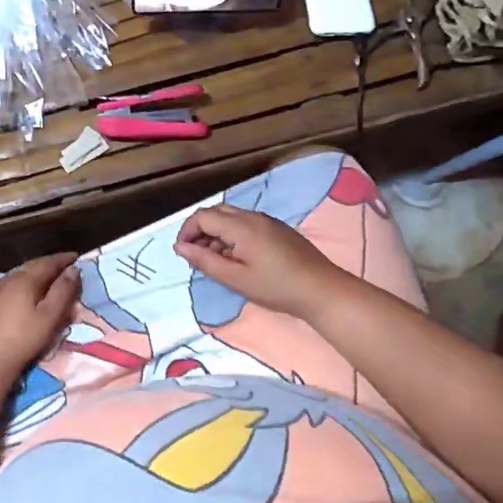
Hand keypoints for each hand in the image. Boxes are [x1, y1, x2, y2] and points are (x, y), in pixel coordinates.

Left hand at [0, 253, 80, 376]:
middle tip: (65, 265)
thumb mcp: (50, 316)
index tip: (76, 256)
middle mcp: (10, 278)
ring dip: (36, 271)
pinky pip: (11, 281)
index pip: (48, 262)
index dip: (63, 259)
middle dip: (50, 263)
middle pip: (33, 264)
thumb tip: (72, 270)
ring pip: (21, 272)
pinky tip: (24, 287)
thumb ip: (62, 291)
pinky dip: (24, 279)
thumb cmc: (25, 338)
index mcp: (25, 279)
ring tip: (49, 276)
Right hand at [173, 204, 353, 320]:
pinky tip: (238, 256)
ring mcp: (267, 220)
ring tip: (216, 259)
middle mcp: (253, 216)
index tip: (184, 253)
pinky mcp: (277, 228)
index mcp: (241, 226)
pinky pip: (246, 222)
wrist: (322, 290)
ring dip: (216, 232)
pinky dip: (232, 233)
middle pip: (216, 212)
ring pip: (231, 216)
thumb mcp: (236, 278)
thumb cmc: (276, 287)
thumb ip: (205, 261)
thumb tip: (180, 247)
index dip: (187, 231)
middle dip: (200, 230)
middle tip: (197, 255)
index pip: (202, 216)